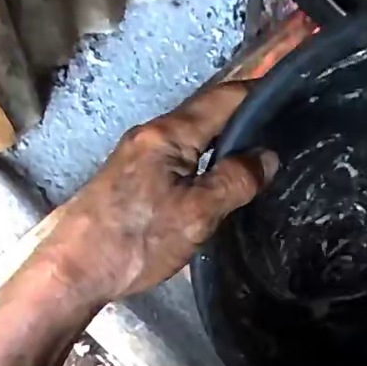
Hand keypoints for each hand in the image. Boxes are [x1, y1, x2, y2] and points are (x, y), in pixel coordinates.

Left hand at [31, 83, 276, 304]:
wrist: (75, 271)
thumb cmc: (136, 241)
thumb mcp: (196, 214)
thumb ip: (235, 182)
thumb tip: (267, 157)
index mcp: (168, 134)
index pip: (223, 97)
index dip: (259, 94)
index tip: (291, 101)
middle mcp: (150, 135)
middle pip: (206, 116)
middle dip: (244, 121)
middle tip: (283, 136)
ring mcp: (136, 157)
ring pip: (191, 140)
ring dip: (223, 144)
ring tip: (257, 159)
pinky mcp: (130, 180)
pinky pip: (177, 159)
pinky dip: (203, 162)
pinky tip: (216, 181)